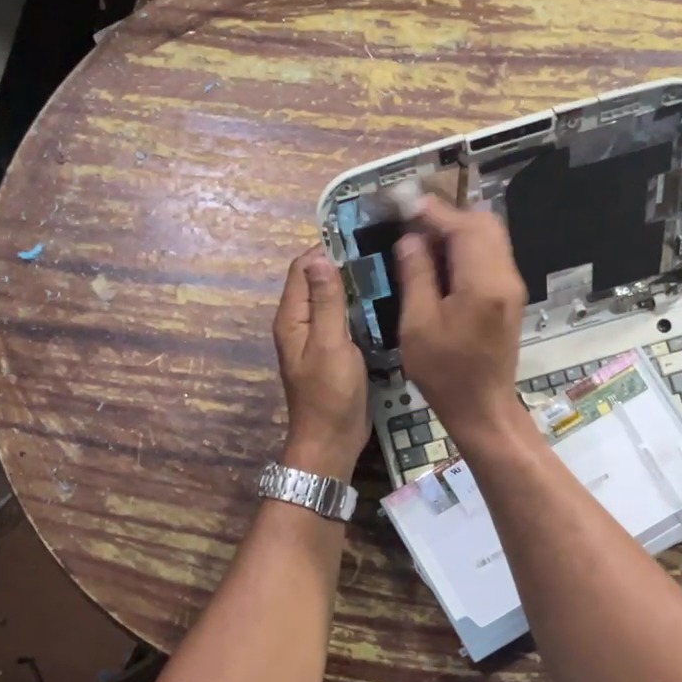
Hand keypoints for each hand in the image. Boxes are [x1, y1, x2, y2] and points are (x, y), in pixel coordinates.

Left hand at [272, 245, 370, 480]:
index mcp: (292, 317)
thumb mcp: (330, 345)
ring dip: (356, 286)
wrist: (332, 443)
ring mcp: (318, 338)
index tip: (363, 239)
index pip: (303, 267)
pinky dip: (361, 308)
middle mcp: (301, 322)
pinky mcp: (335, 351)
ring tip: (390, 273)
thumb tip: (320, 257)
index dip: (328, 249)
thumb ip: (326, 302)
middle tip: (383, 254)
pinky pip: (345, 320)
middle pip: (319, 281)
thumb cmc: (330, 395)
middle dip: (345, 265)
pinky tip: (386, 304)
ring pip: (334, 300)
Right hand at [392, 197, 529, 445]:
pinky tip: (443, 263)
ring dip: (459, 231)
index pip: (462, 227)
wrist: (482, 408)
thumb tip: (410, 239)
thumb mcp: (417, 326)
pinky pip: (492, 256)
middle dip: (448, 216)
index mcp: (482, 283)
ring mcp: (512, 287)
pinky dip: (468, 248)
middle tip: (414, 224)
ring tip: (424, 243)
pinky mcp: (510, 297)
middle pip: (483, 223)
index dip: (433, 211)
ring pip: (491, 237)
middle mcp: (505, 277)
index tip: (405, 205)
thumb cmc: (444, 373)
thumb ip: (416, 276)